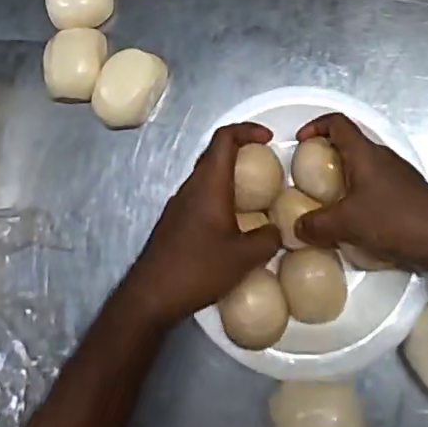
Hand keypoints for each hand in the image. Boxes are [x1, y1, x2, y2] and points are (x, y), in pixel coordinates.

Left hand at [118, 122, 283, 325]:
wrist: (150, 297)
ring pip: (207, 175)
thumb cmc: (197, 269)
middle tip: (266, 162)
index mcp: (209, 184)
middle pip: (215, 153)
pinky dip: (220, 195)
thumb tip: (277, 230)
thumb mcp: (244, 258)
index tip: (269, 137)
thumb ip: (268, 239)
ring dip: (231, 175)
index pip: (225, 138)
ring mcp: (179, 203)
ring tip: (254, 195)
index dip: (247, 129)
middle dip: (242, 150)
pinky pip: (201, 195)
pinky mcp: (174, 221)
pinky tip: (232, 223)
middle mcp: (192, 186)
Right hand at [292, 112, 427, 270]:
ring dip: (344, 175)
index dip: (316, 125)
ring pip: (363, 164)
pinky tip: (356, 217)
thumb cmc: (394, 221)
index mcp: (365, 153)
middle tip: (309, 175)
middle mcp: (382, 155)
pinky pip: (376, 181)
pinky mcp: (407, 190)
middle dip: (326, 154)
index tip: (300, 141)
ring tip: (329, 199)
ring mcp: (398, 172)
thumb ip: (317, 225)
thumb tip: (297, 228)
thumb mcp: (347, 224)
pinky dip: (360, 190)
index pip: (338, 122)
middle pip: (350, 142)